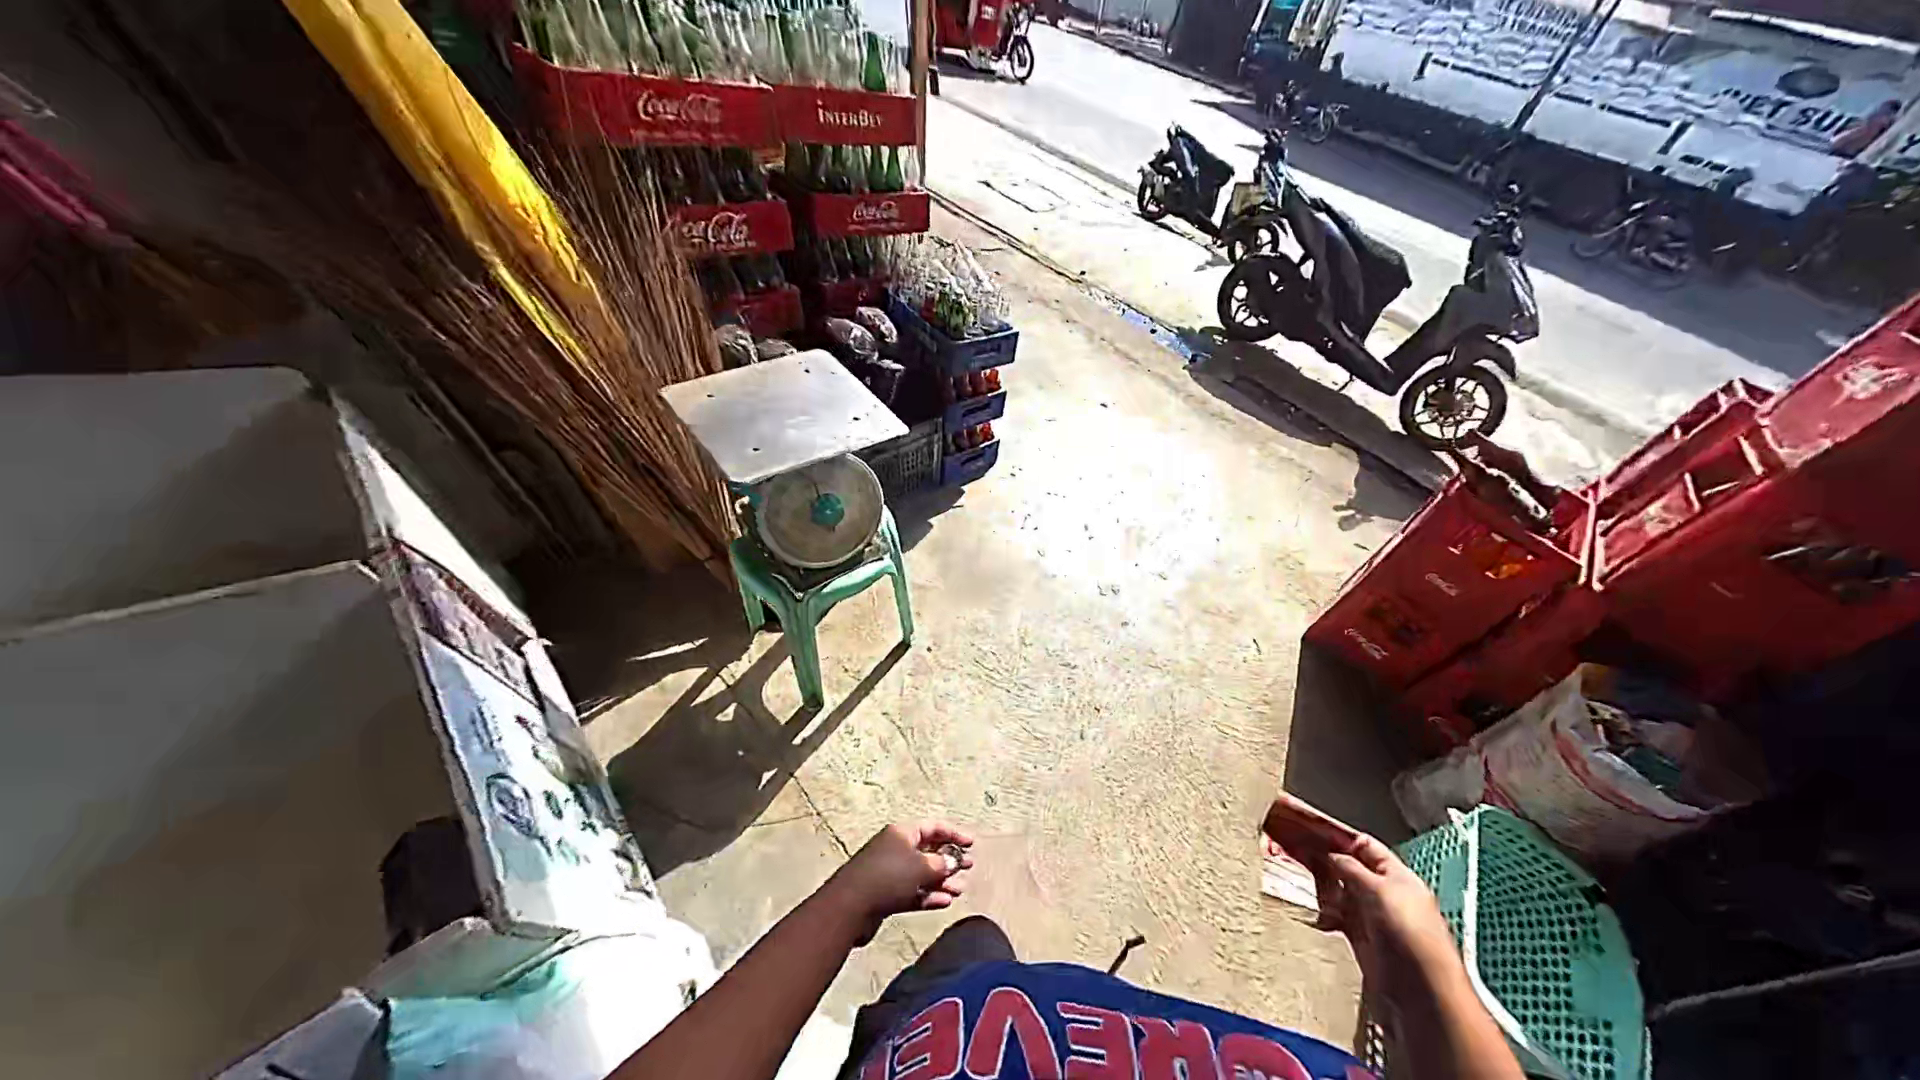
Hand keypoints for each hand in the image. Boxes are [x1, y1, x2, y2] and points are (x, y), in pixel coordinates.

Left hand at [822, 821, 973, 941]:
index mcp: (902, 833)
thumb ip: (942, 862)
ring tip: (960, 889)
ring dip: (942, 881)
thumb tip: (953, 861)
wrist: (852, 906)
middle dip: (949, 859)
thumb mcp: (922, 866)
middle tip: (969, 866)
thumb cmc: (889, 876)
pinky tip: (945, 902)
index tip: (972, 843)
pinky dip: (929, 895)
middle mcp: (896, 848)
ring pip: (922, 873)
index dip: (954, 833)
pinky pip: (913, 891)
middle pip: (928, 850)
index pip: (933, 827)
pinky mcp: (886, 895)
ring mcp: (890, 872)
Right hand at [1263, 796, 1461, 999]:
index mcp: (1394, 874)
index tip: (1301, 820)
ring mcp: (1370, 914)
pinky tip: (1306, 905)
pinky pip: (1331, 913)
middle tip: (1283, 837)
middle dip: (1314, 850)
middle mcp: (1382, 891)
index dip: (1330, 832)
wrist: (1423, 993)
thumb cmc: (1413, 938)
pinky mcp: (1359, 937)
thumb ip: (1350, 868)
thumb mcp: (1378, 890)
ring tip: (1285, 864)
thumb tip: (1330, 856)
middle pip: (1341, 862)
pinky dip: (1317, 907)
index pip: (1358, 843)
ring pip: (1333, 886)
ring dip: (1312, 877)